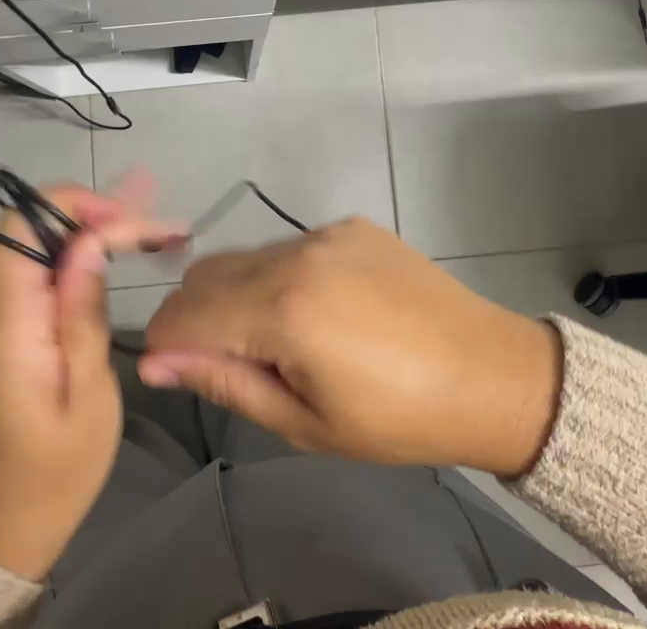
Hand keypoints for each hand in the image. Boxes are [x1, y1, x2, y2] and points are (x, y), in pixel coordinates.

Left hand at [0, 181, 183, 580]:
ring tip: (146, 237)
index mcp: (4, 326)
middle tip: (155, 229)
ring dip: (84, 233)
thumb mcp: (87, 400)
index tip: (131, 220)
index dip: (73, 206)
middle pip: (25, 230)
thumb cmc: (52, 474)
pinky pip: (27, 276)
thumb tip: (88, 244)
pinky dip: (68, 259)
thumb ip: (83, 317)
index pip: (20, 228)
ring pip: (28, 249)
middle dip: (91, 214)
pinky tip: (109, 264)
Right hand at [137, 217, 561, 477]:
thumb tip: (155, 361)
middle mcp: (296, 255)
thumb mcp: (303, 421)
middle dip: (190, 316)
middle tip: (218, 362)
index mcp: (282, 310)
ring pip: (244, 257)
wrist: (490, 373)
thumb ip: (224, 381)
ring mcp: (326, 233)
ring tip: (273, 341)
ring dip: (233, 294)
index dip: (162, 345)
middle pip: (204, 274)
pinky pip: (288, 247)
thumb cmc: (397, 418)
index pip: (183, 315)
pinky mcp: (351, 226)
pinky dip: (277, 276)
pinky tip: (317, 310)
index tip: (168, 373)